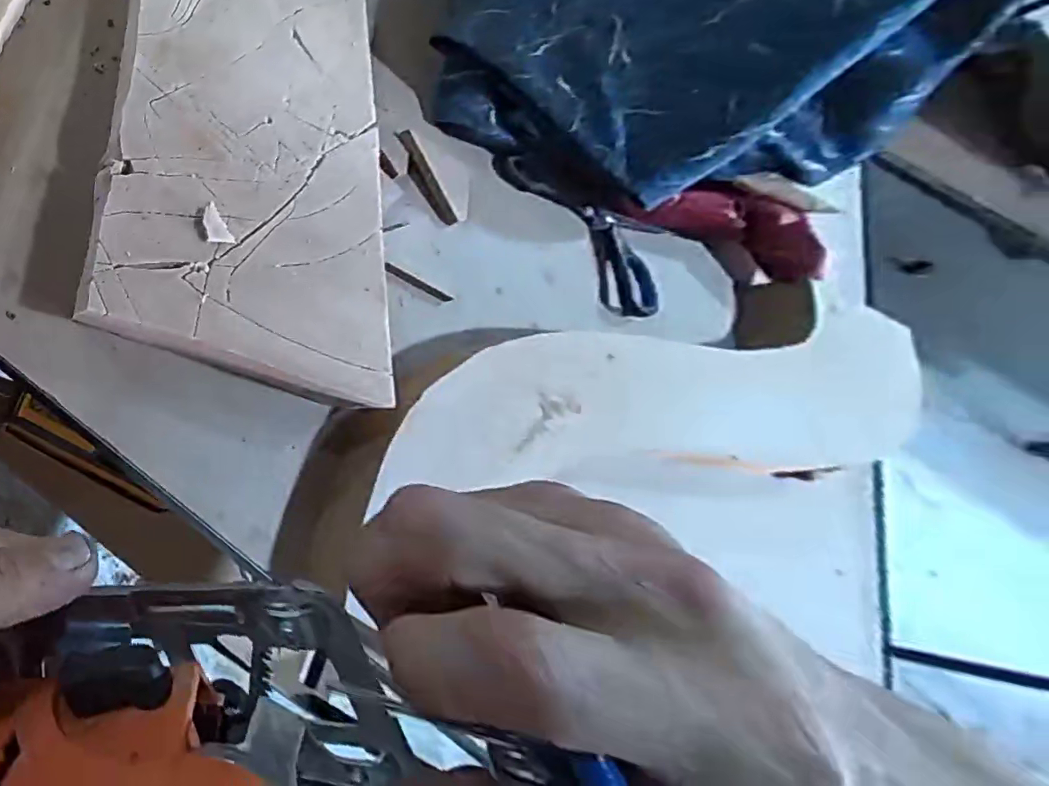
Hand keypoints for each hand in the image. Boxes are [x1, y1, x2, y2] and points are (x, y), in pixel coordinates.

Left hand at [0, 524, 96, 759]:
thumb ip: (10, 581)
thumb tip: (92, 552)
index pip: (67, 563)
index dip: (96, 607)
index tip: (114, 665)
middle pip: (47, 595)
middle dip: (70, 639)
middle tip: (85, 699)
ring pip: (21, 626)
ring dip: (41, 663)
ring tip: (55, 709)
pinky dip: (9, 675)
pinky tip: (10, 704)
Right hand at [348, 483, 1028, 785]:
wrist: (882, 760)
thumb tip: (409, 773)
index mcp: (687, 700)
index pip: (512, 657)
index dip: (422, 671)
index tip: (417, 698)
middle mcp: (644, 587)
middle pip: (441, 526)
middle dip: (378, 574)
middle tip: (400, 633)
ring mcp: (615, 526)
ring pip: (441, 502)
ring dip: (409, 559)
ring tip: (452, 620)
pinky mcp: (596, 506)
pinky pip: (480, 502)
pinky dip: (454, 547)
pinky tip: (500, 599)